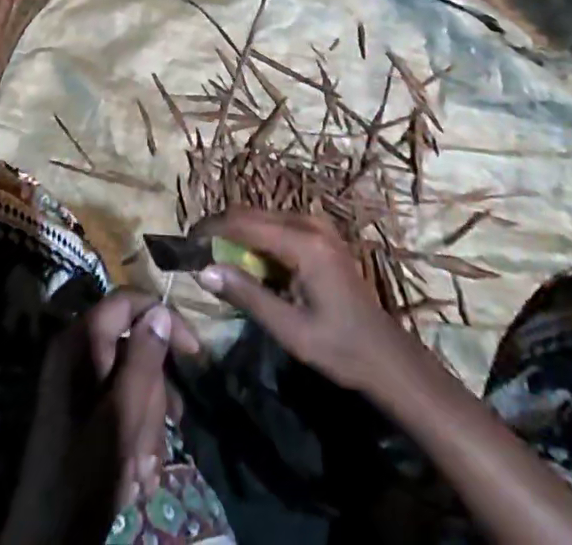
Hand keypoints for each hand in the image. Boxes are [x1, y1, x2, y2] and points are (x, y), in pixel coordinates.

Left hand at [0, 289, 199, 544]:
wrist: (50, 533)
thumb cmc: (85, 469)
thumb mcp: (122, 414)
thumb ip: (143, 360)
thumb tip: (159, 312)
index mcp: (78, 343)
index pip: (125, 302)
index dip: (162, 317)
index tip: (195, 351)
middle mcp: (77, 354)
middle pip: (136, 348)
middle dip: (155, 393)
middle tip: (162, 431)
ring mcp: (80, 382)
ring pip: (135, 382)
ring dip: (149, 422)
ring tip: (143, 466)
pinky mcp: (85, 409)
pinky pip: (124, 405)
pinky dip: (138, 435)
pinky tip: (137, 474)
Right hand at [191, 209, 427, 393]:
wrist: (386, 356)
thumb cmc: (339, 348)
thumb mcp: (289, 328)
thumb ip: (247, 295)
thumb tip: (204, 270)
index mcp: (304, 244)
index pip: (243, 223)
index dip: (210, 230)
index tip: (185, 244)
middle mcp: (310, 224)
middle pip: (250, 214)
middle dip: (220, 229)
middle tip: (196, 254)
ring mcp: (318, 227)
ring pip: (262, 217)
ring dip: (236, 233)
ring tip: (214, 259)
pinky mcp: (320, 236)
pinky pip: (276, 226)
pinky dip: (254, 239)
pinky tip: (245, 263)